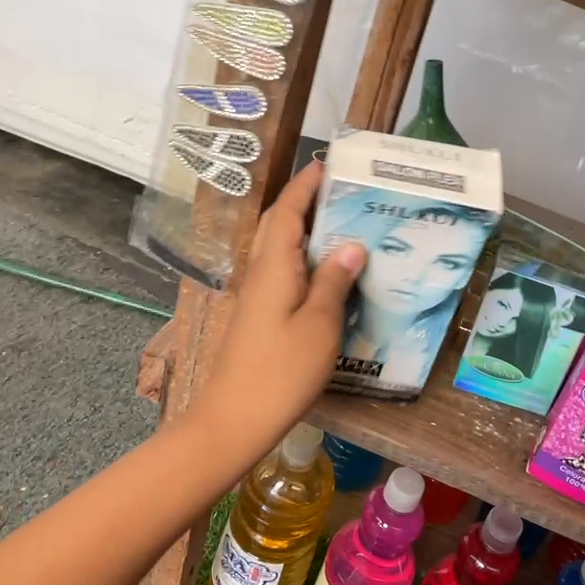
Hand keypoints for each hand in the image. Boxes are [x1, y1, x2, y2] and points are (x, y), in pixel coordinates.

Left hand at [192, 162, 365, 452]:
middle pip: (282, 225)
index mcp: (273, 265)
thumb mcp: (319, 325)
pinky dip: (310, 262)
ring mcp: (259, 297)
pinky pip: (287, 275)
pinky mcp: (262, 319)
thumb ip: (334, 281)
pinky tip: (334, 275)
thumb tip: (352, 244)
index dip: (306, 184)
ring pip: (284, 251)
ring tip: (350, 226)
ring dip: (311, 232)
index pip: (288, 210)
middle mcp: (262, 273)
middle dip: (309, 202)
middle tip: (348, 192)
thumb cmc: (279, 372)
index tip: (330, 163)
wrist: (233, 422)